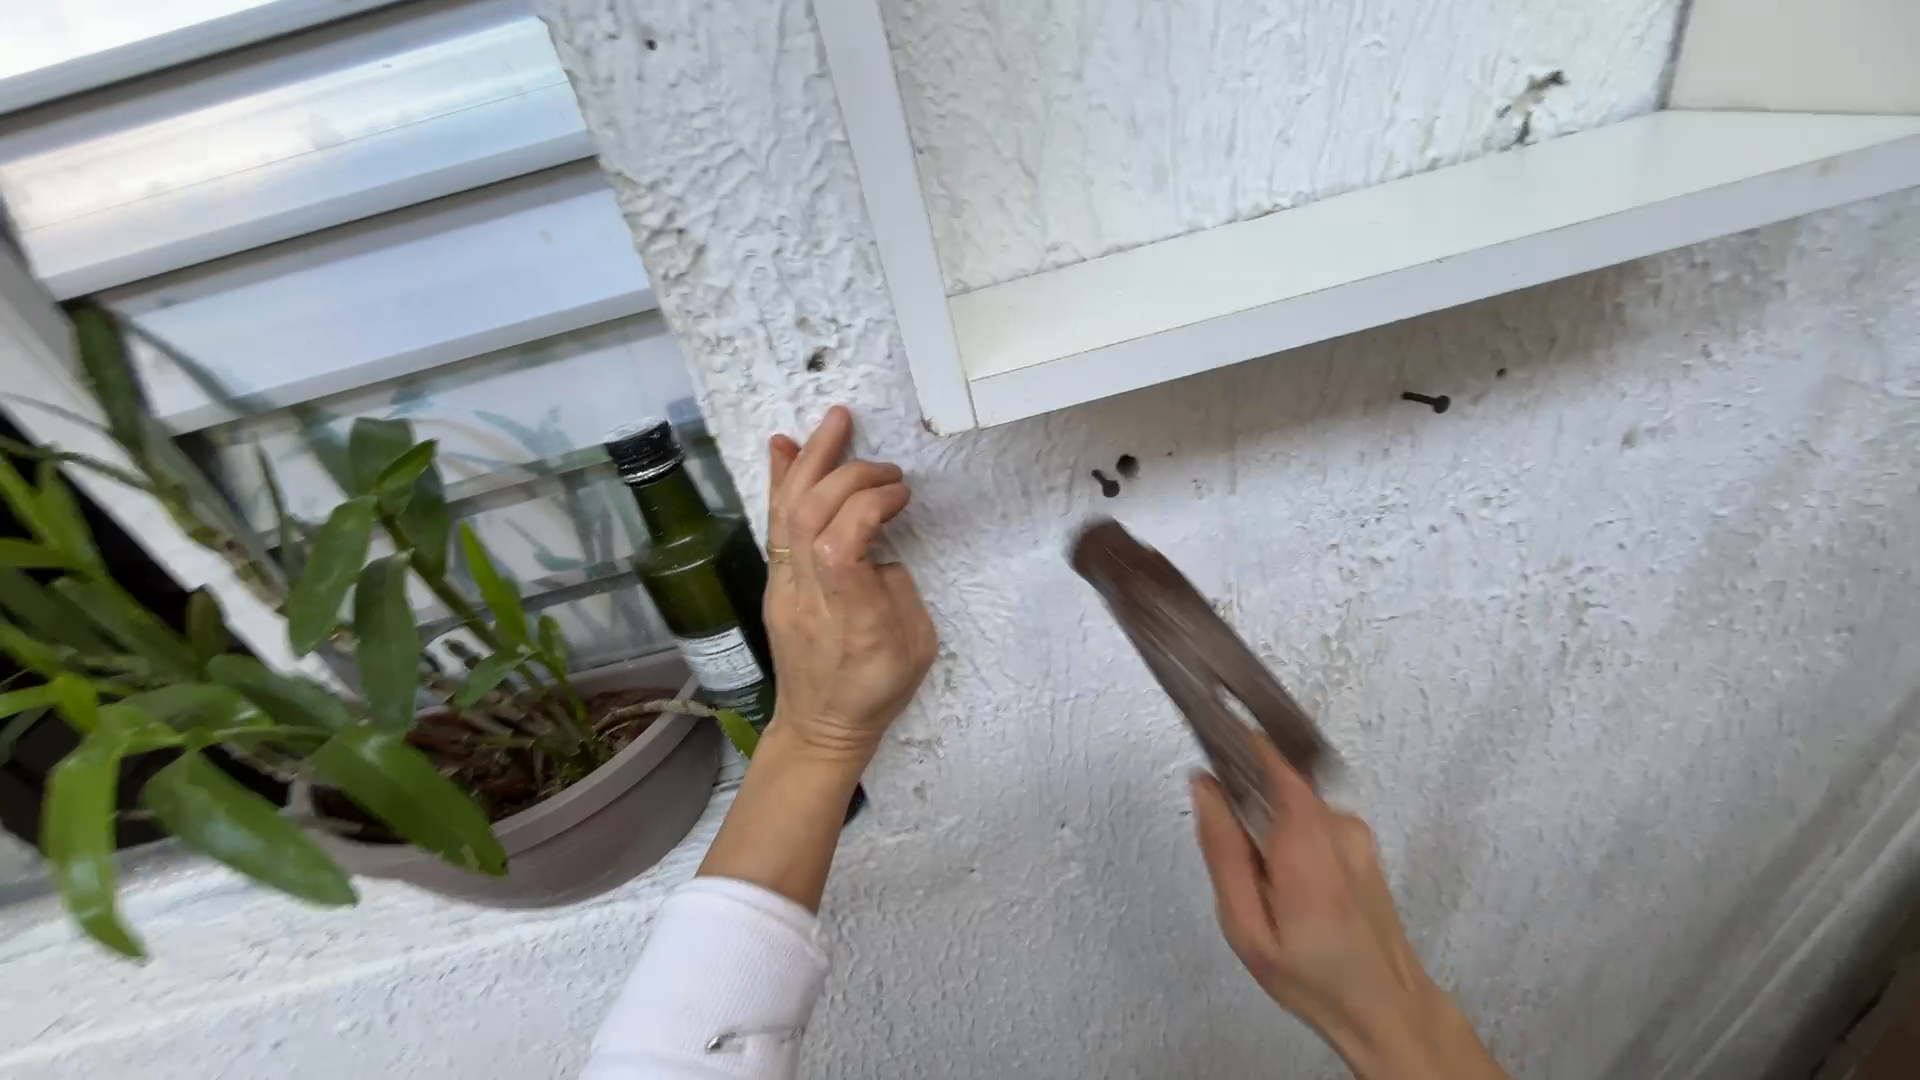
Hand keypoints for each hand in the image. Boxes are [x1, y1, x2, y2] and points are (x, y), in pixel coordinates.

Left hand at [761, 405, 936, 766]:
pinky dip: (779, 481)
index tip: (901, 494)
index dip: (868, 504)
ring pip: (785, 513)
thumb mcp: (916, 647)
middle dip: (848, 472)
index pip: (840, 545)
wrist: (819, 726)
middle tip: (885, 464)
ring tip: (833, 421)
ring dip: (809, 460)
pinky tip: (784, 446)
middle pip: (808, 517)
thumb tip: (877, 543)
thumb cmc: (876, 691)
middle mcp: (807, 599)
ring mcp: (783, 589)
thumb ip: (898, 587)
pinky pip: (774, 525)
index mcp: (850, 620)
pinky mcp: (774, 583)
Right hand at [1192, 741, 1506, 1079]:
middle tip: (1237, 858)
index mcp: (1306, 842)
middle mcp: (1337, 825)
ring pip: (1292, 802)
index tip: (1211, 741)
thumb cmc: (1312, 975)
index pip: (1273, 762)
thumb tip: (1204, 785)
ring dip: (1270, 825)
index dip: (1239, 744)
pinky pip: (1312, 816)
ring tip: (1267, 882)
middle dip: (1246, 802)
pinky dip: (1292, 835)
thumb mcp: (1245, 926)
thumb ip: (1223, 851)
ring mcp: (1355, 831)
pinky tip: (1293, 884)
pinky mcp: (1362, 840)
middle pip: (1276, 782)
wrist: (1389, 1011)